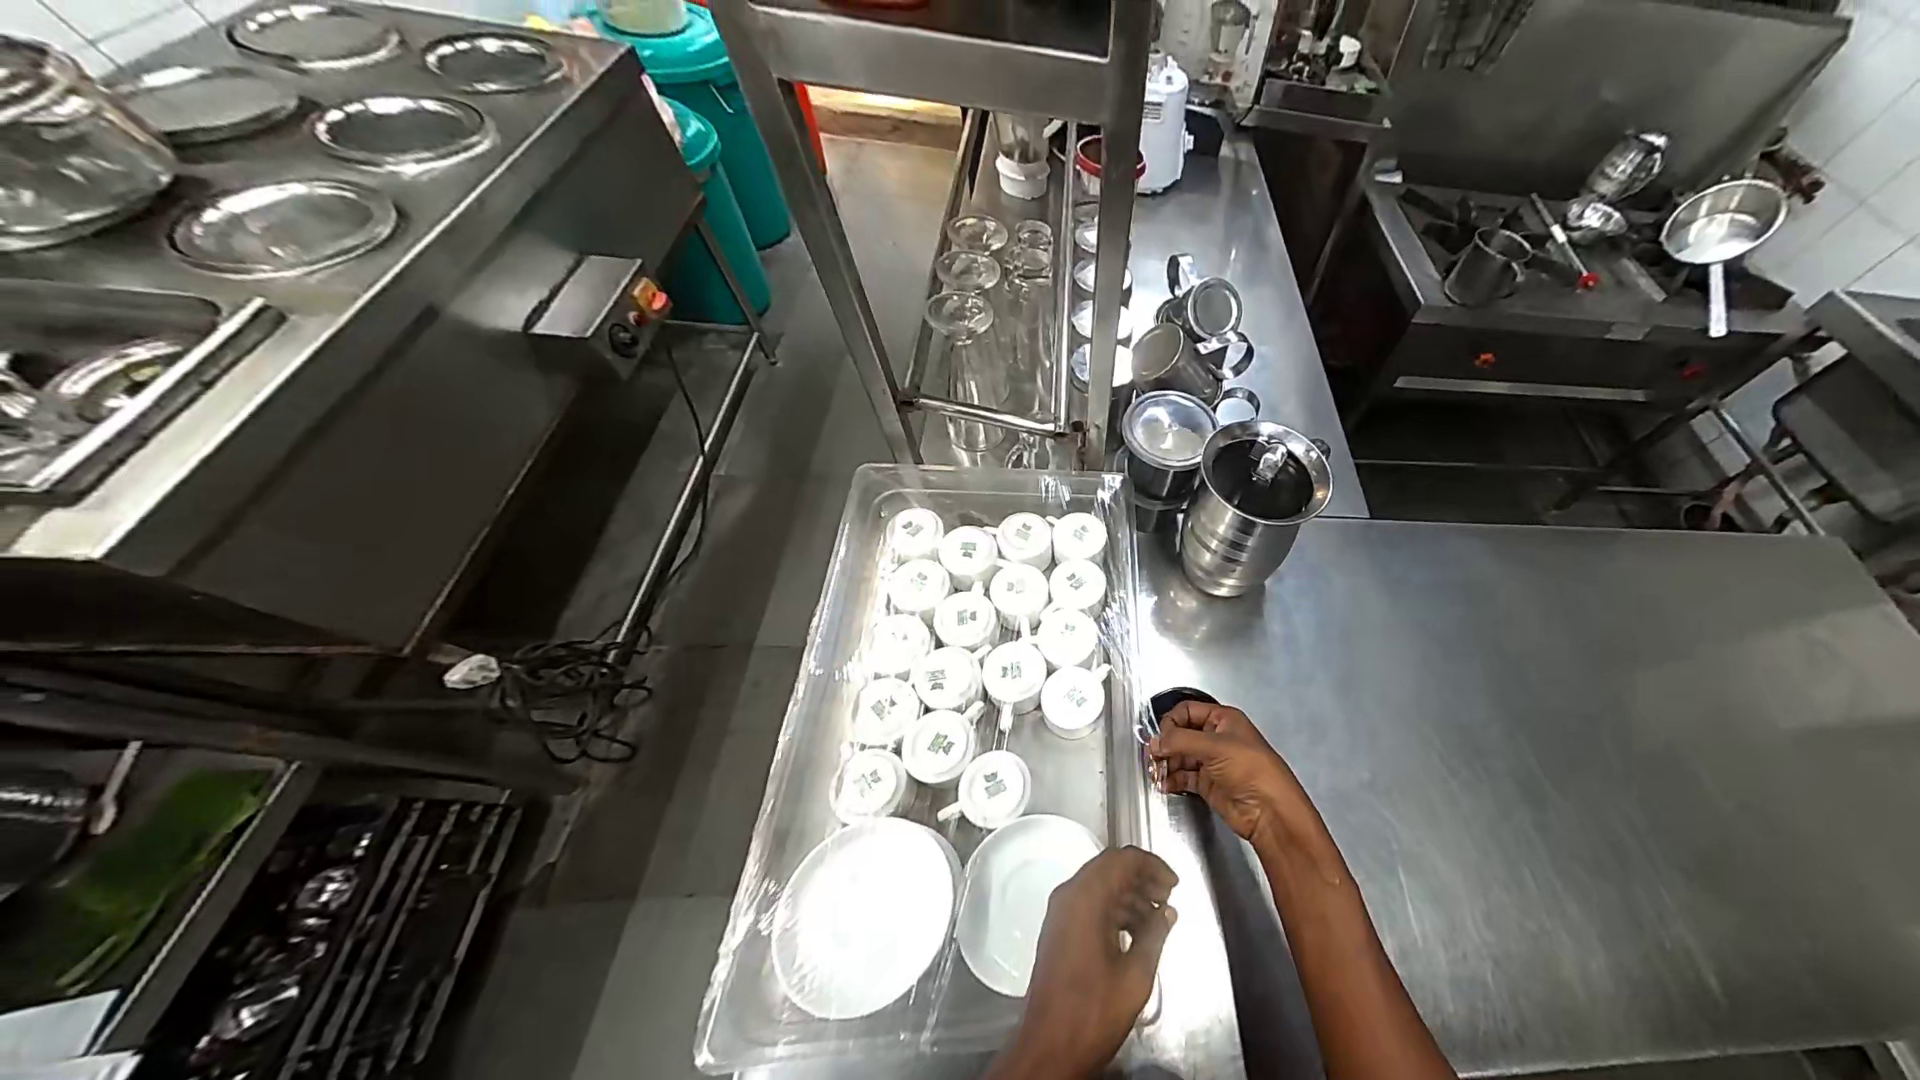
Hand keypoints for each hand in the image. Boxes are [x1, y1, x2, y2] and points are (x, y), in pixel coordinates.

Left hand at [992, 846, 1176, 1079]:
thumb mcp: (1136, 976)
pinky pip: (1090, 904)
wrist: (1050, 1044)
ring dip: (1130, 895)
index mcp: (1085, 899)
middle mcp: (1068, 896)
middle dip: (1142, 878)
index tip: (1174, 882)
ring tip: (1158, 918)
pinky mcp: (1060, 929)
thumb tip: (1167, 912)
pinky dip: (1115, 909)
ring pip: (1100, 885)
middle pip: (1109, 868)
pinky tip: (1137, 932)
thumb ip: (1155, 935)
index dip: (1151, 864)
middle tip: (1168, 898)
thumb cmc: (1092, 1012)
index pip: (1121, 859)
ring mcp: (1061, 912)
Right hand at [1147, 701, 1326, 856]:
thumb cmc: (1253, 772)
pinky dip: (1172, 779)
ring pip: (1179, 756)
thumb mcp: (1215, 747)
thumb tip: (1155, 742)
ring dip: (1165, 763)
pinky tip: (1165, 784)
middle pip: (1180, 734)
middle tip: (1154, 756)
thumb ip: (1180, 740)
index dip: (1172, 722)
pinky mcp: (1208, 783)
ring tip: (1157, 772)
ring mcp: (1212, 762)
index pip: (1187, 711)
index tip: (1162, 737)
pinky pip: (1183, 776)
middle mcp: (1217, 738)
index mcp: (1223, 720)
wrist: (1271, 813)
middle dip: (1165, 745)